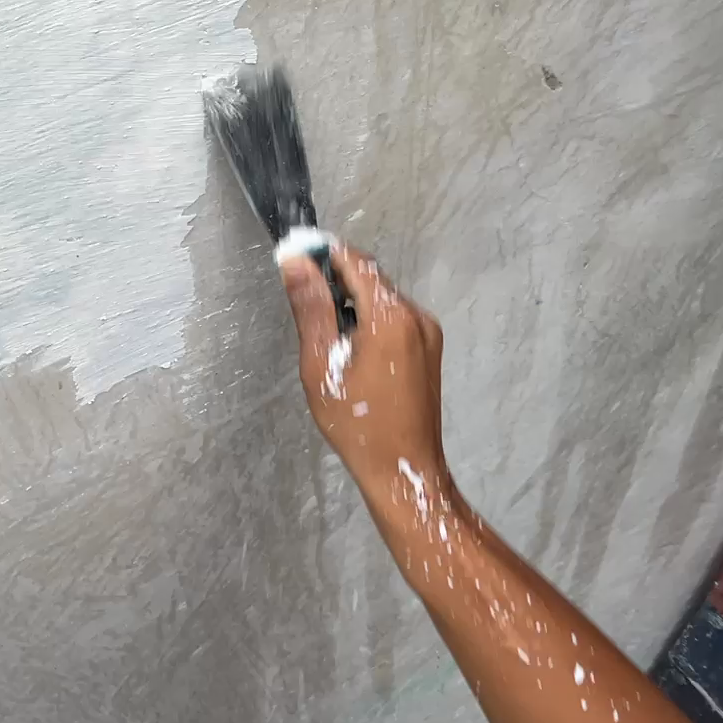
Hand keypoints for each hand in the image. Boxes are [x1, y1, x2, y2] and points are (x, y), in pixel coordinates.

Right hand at [279, 241, 443, 499]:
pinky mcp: (430, 347)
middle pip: (369, 278)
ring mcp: (428, 331)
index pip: (355, 260)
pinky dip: (369, 318)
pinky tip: (350, 348)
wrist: (404, 470)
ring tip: (324, 334)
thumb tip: (294, 260)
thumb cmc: (356, 421)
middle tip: (301, 301)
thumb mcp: (321, 363)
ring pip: (381, 297)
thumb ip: (310, 306)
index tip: (292, 256)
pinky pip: (394, 316)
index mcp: (391, 315)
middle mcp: (416, 314)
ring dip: (351, 301)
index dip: (322, 252)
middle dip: (334, 279)